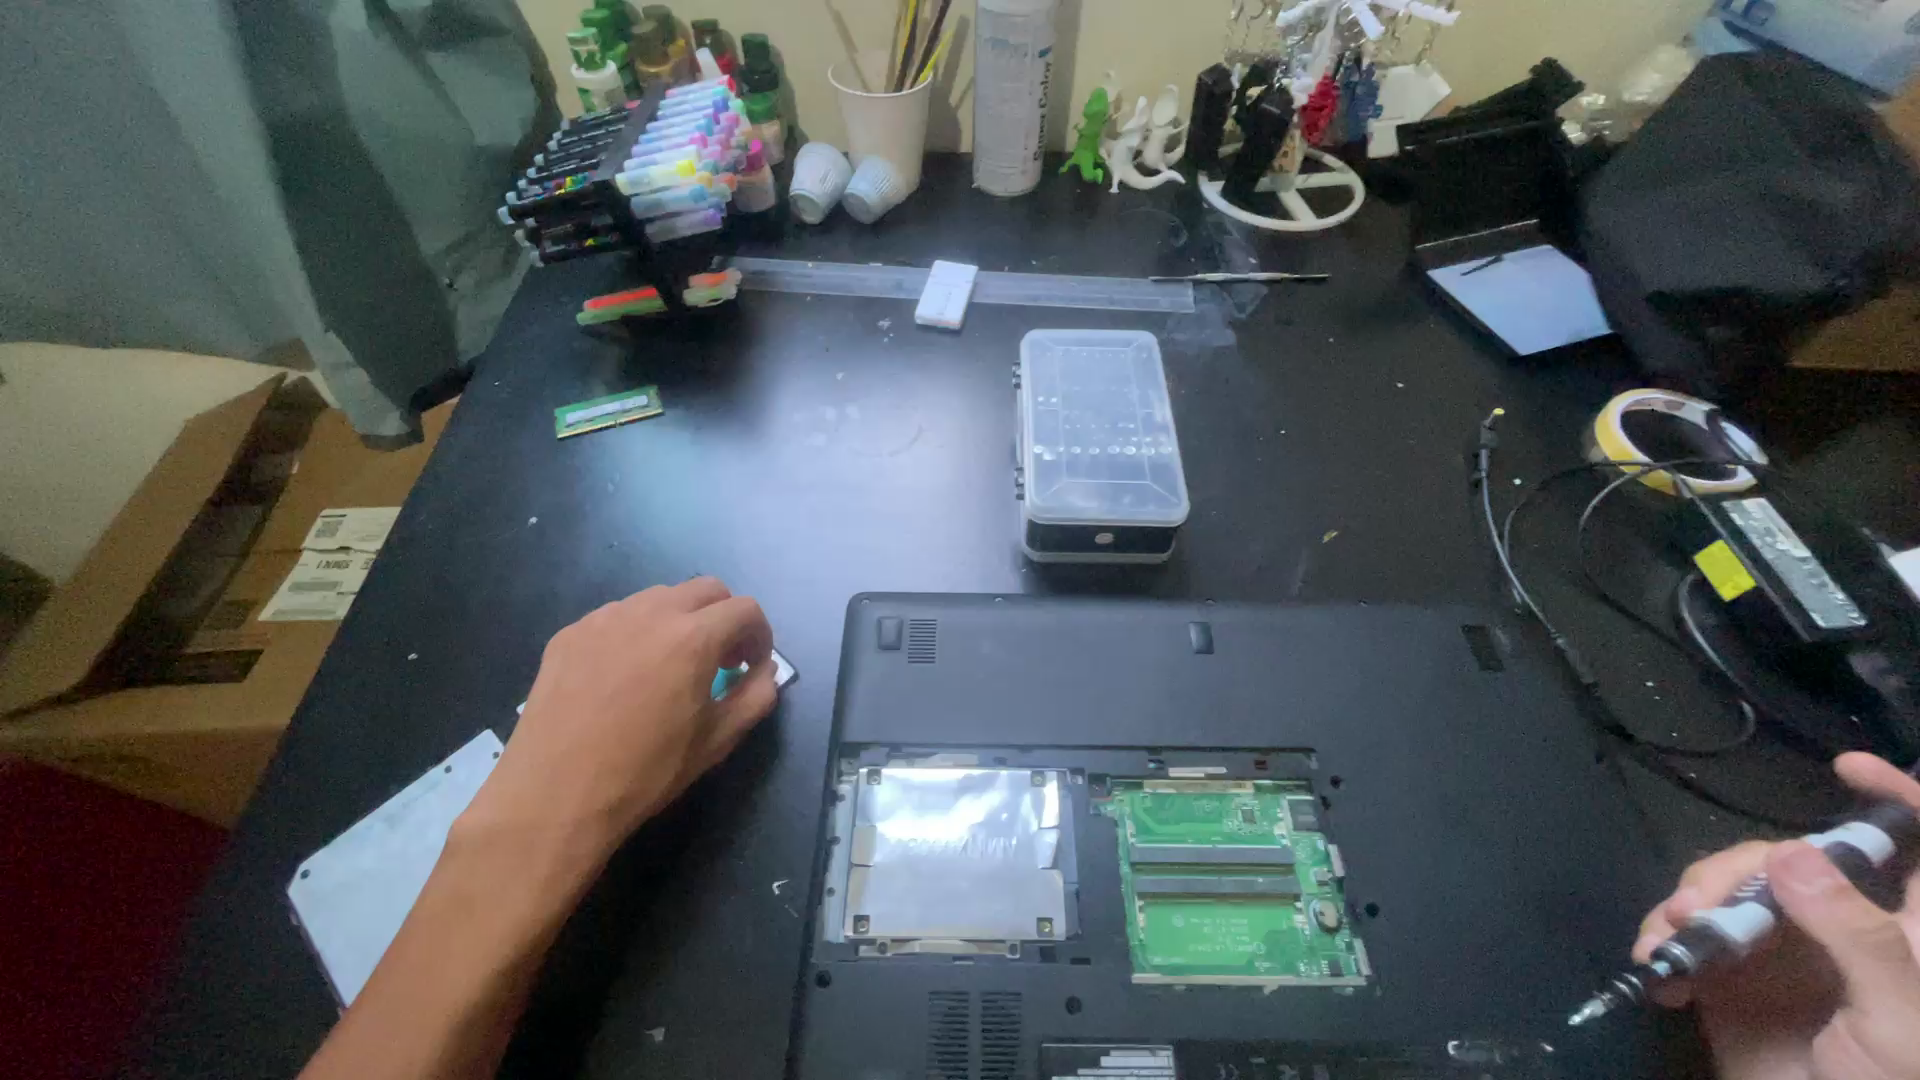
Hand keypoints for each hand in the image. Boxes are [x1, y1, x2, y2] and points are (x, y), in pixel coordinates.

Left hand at [460, 578, 777, 864]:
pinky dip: (637, 633)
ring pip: (660, 597)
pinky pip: (618, 616)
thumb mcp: (718, 740)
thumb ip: (756, 695)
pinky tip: (624, 677)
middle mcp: (651, 612)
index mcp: (693, 637)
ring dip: (681, 620)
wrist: (554, 797)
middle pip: (706, 589)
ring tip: (670, 666)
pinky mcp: (570, 633)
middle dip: (724, 618)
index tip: (751, 665)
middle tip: (719, 660)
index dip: (760, 634)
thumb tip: (763, 670)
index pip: (745, 609)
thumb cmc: (645, 772)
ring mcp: (605, 618)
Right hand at [1634, 753, 1919, 1079]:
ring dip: (1688, 905)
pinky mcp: (1727, 964)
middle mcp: (1840, 925)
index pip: (1914, 851)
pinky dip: (1661, 938)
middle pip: (1785, 858)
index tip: (1847, 769)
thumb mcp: (1899, 1025)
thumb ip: (1858, 937)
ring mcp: (1781, 944)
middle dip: (1734, 872)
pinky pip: (1683, 926)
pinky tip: (1658, 965)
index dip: (1898, 800)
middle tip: (1700, 911)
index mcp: (1903, 933)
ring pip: (1725, 884)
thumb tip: (1795, 852)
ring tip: (1671, 944)